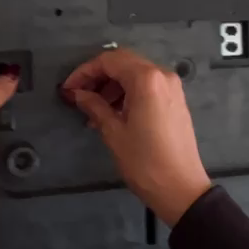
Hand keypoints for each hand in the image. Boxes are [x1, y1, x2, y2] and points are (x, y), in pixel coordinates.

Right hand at [62, 48, 210, 225]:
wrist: (180, 188)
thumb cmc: (144, 161)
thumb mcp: (114, 132)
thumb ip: (94, 106)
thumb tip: (78, 93)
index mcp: (146, 79)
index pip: (109, 61)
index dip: (84, 71)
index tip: (68, 88)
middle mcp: (162, 74)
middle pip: (123, 63)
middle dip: (98, 76)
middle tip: (78, 95)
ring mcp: (172, 86)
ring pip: (135, 74)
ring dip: (112, 85)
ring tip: (93, 110)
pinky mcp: (176, 99)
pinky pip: (147, 86)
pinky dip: (128, 93)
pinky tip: (113, 113)